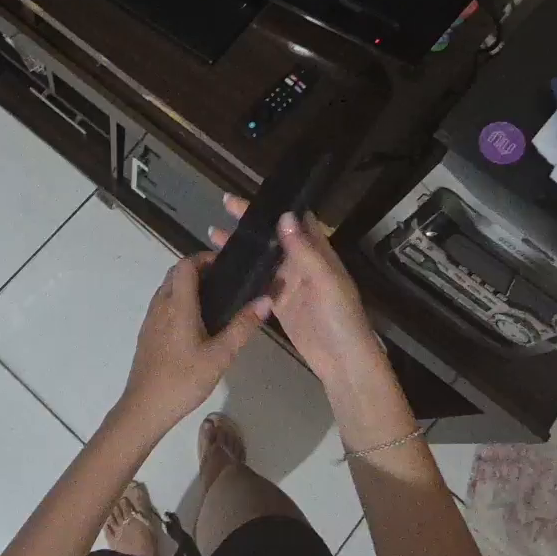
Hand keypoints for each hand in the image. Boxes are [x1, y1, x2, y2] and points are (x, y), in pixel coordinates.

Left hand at [116, 254, 269, 435]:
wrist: (145, 406)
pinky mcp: (147, 332)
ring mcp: (150, 318)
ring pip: (167, 288)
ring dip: (187, 285)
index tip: (225, 265)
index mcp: (177, 304)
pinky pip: (163, 304)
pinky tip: (196, 322)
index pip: (185, 264)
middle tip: (224, 281)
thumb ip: (242, 326)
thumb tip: (266, 300)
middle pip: (175, 273)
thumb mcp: (220, 355)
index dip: (204, 258)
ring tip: (214, 300)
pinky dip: (179, 300)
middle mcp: (160, 304)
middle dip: (198, 270)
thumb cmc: (183, 379)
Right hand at [210, 197, 391, 399]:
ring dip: (242, 246)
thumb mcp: (324, 281)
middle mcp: (302, 263)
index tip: (254, 194)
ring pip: (262, 258)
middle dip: (252, 222)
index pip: (296, 220)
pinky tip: (222, 266)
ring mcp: (288, 283)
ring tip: (214, 233)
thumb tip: (284, 215)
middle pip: (274, 236)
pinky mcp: (277, 302)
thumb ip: (304, 250)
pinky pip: (257, 282)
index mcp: (318, 253)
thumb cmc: (340, 317)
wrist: (342, 361)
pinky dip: (241, 273)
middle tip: (225, 204)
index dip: (277, 206)